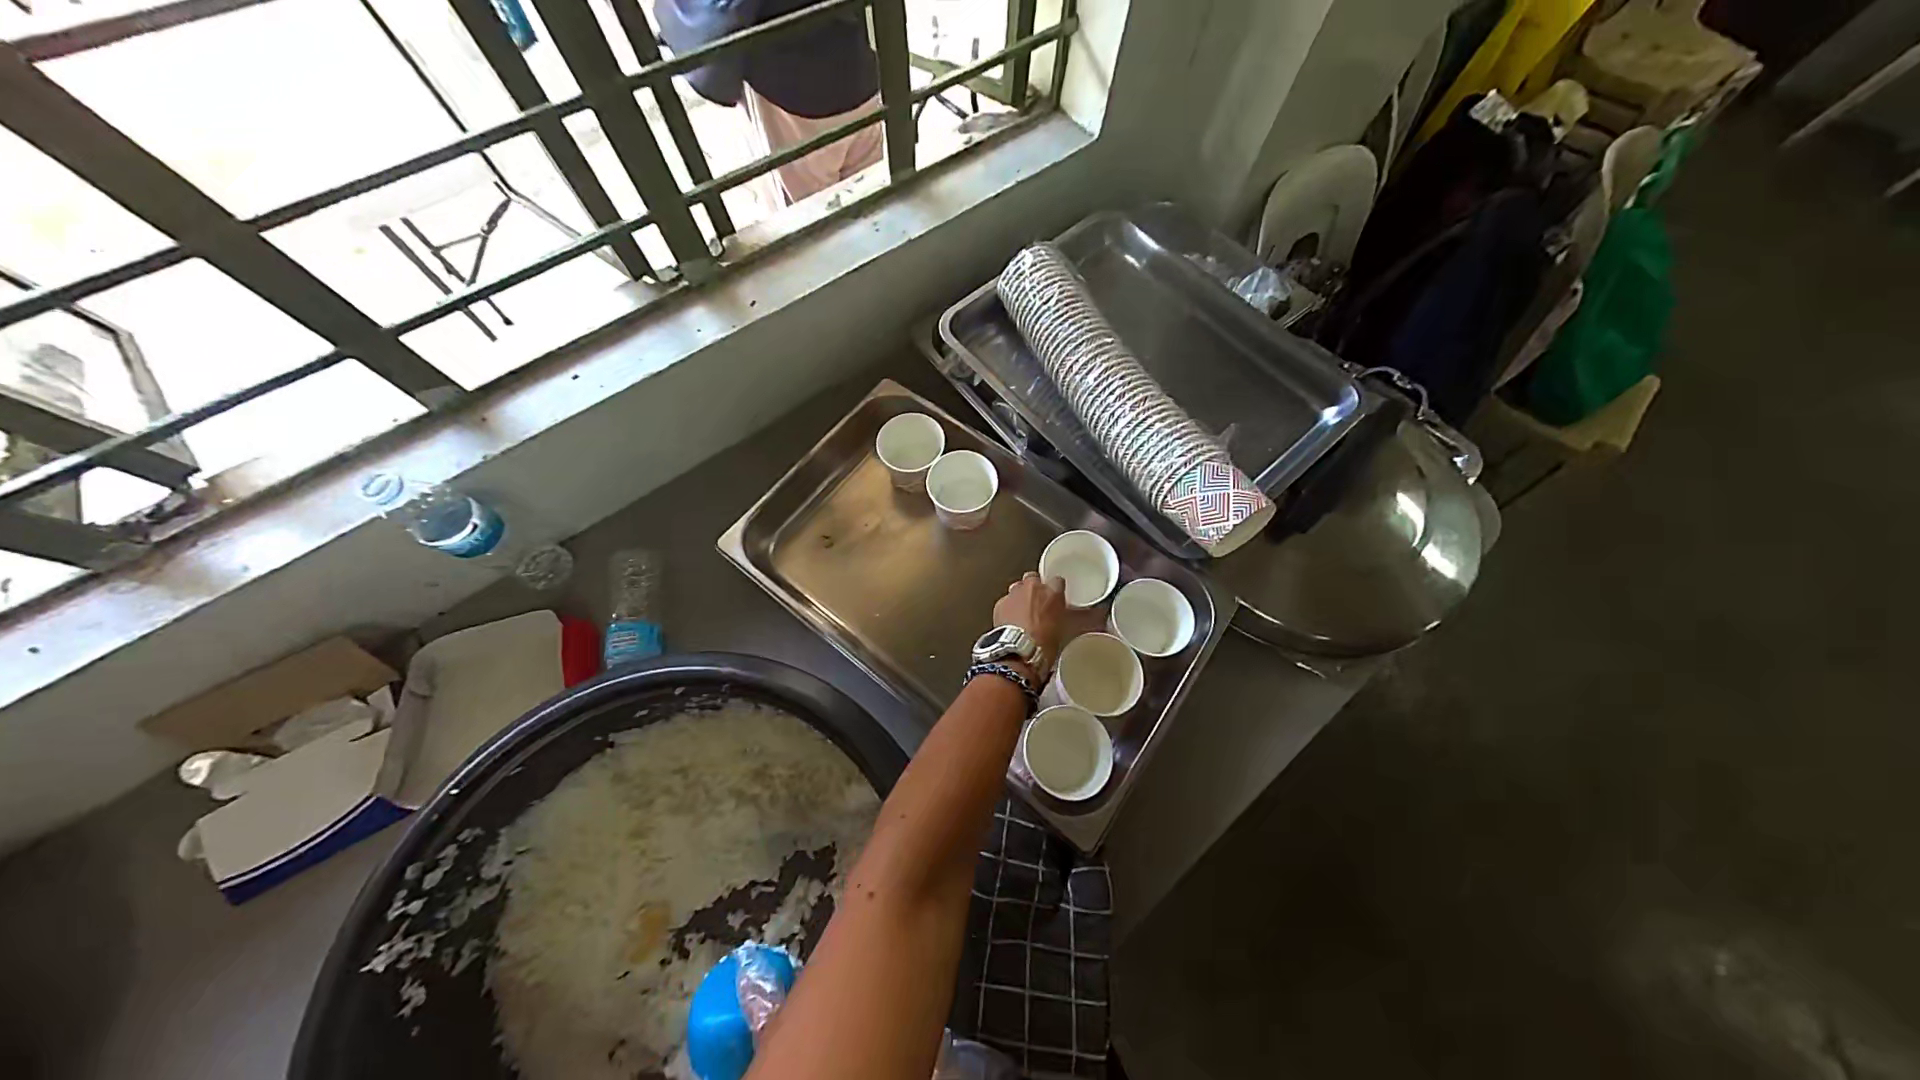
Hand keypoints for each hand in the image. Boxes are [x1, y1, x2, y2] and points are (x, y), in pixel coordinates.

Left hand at [994, 572, 1066, 674]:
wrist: (1018, 652)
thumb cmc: (1042, 644)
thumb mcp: (1062, 631)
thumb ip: (1061, 616)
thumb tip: (1059, 618)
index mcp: (1053, 592)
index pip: (1057, 581)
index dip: (1055, 589)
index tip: (1054, 597)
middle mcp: (1033, 588)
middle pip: (1033, 579)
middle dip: (1035, 588)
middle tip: (1037, 604)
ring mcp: (1014, 594)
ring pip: (1017, 588)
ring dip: (1020, 597)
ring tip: (1023, 614)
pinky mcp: (1000, 604)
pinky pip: (1005, 601)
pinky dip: (1008, 608)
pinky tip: (1011, 622)